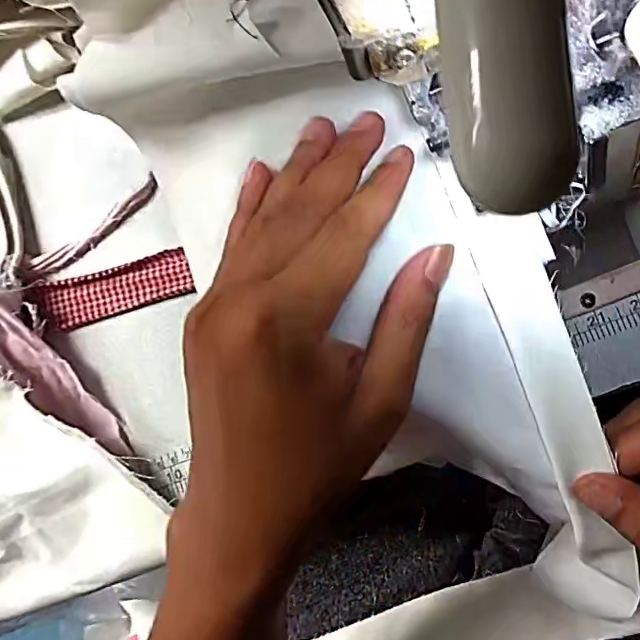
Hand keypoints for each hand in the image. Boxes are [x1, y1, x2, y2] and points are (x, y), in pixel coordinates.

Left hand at [171, 113, 453, 603]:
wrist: (238, 517)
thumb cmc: (318, 468)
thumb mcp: (381, 402)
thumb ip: (406, 321)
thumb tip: (434, 254)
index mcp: (286, 322)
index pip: (343, 237)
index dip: (378, 192)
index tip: (403, 153)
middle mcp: (240, 300)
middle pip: (300, 215)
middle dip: (339, 165)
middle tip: (369, 122)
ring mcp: (215, 305)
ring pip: (263, 222)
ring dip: (298, 172)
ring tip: (324, 129)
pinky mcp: (205, 315)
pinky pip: (232, 247)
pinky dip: (250, 206)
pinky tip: (262, 172)